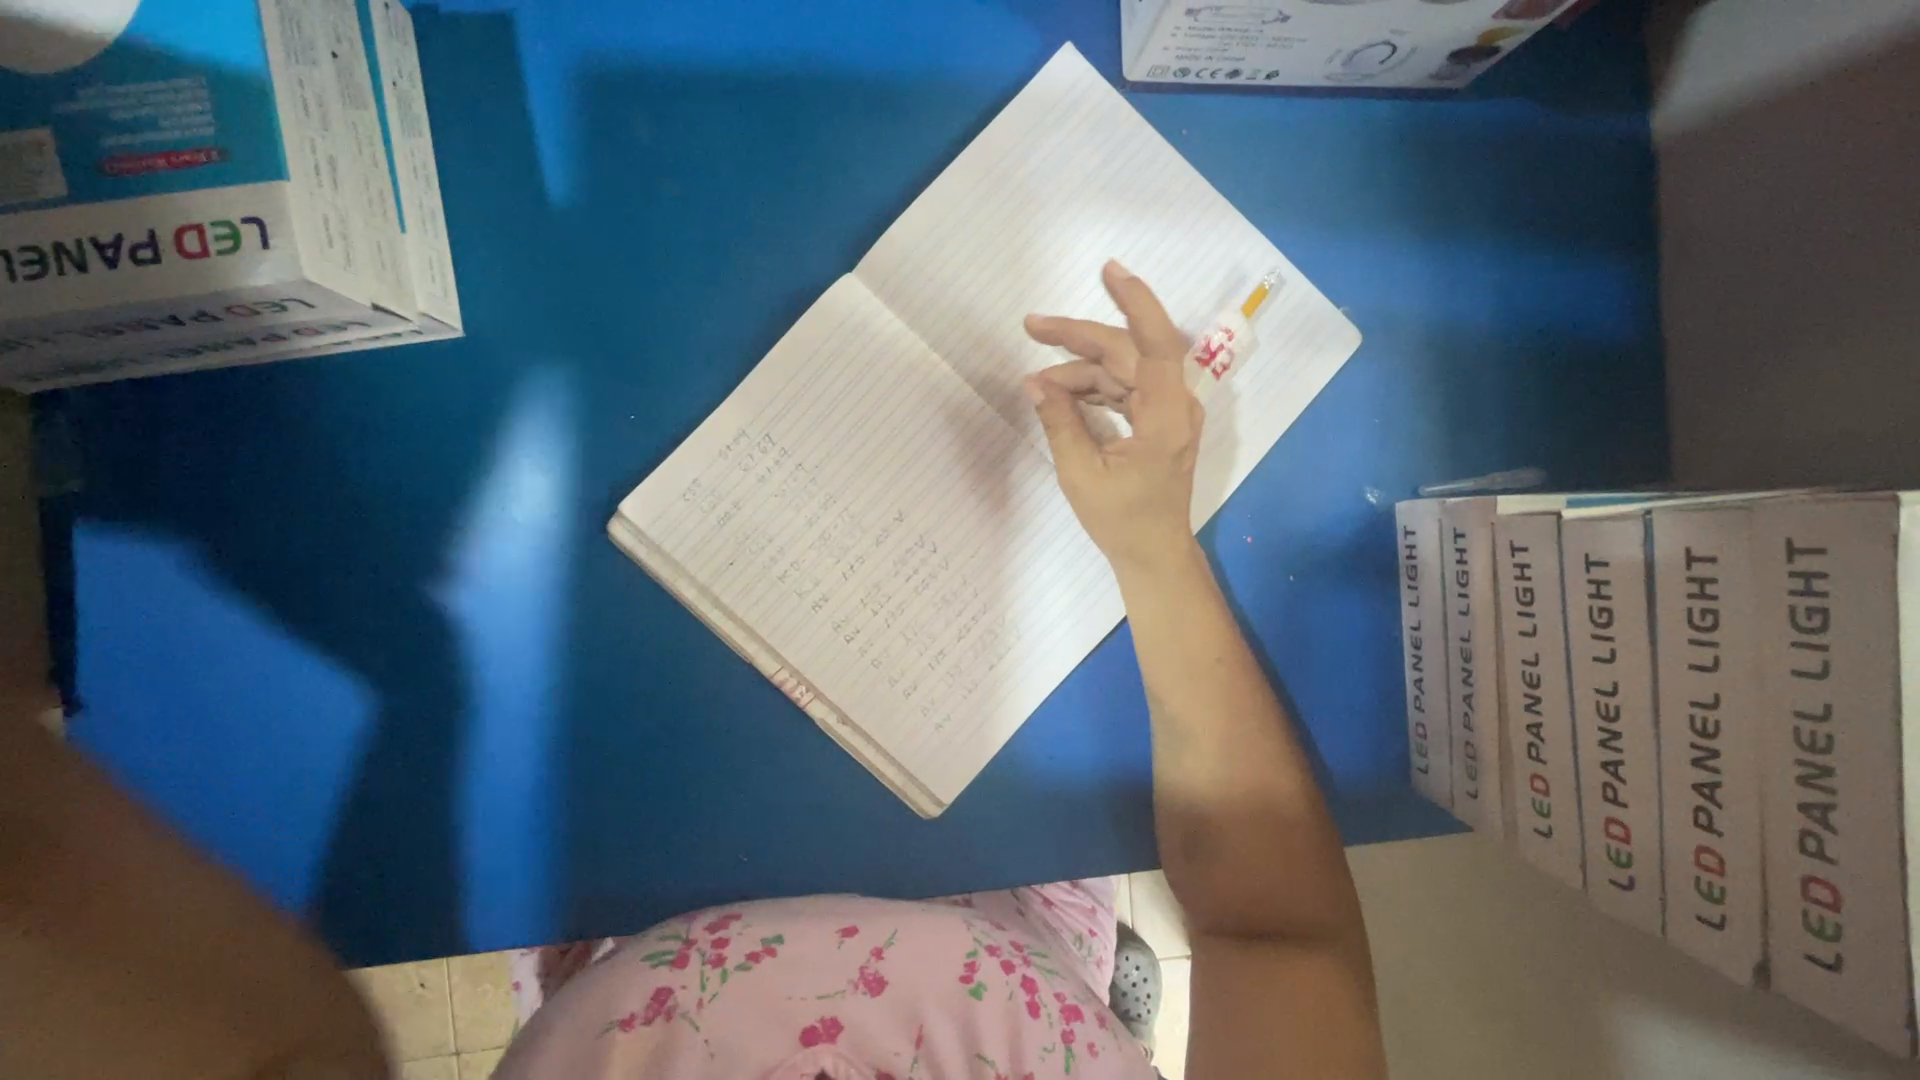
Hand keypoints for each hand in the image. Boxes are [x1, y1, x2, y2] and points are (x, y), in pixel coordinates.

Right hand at [1024, 260, 1202, 576]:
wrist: (1153, 554)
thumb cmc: (1122, 521)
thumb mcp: (1081, 474)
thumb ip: (1060, 422)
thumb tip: (1035, 382)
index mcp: (1165, 415)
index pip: (1156, 343)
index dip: (1134, 302)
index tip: (1108, 272)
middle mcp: (1174, 405)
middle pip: (1127, 352)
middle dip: (1079, 338)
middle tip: (1031, 327)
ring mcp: (1168, 413)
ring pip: (1121, 370)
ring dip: (1079, 370)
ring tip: (1036, 382)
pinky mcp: (1157, 423)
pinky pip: (1123, 391)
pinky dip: (1092, 389)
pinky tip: (1060, 394)